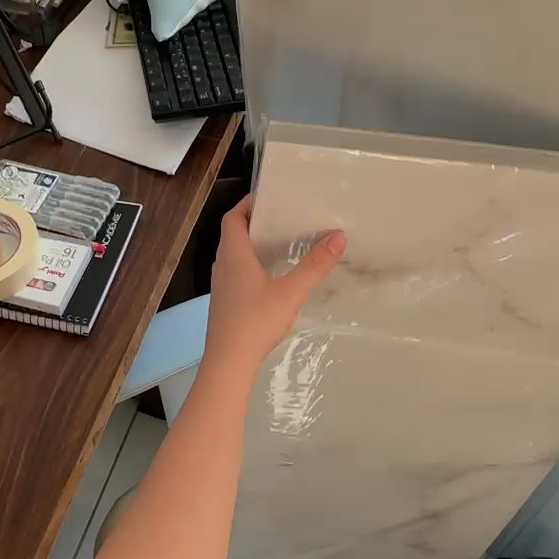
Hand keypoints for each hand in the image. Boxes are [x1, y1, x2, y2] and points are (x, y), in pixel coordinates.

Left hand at [203, 195, 344, 377]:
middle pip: (234, 234)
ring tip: (282, 243)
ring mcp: (221, 286)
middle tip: (284, 217)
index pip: (233, 217)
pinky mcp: (225, 304)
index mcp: (233, 254)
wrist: (229, 363)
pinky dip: (252, 266)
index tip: (270, 196)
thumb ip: (314, 265)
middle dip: (256, 222)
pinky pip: (236, 274)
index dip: (248, 203)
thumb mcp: (290, 292)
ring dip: (254, 246)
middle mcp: (222, 266)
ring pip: (235, 256)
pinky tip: (273, 277)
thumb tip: (338, 236)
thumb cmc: (255, 322)